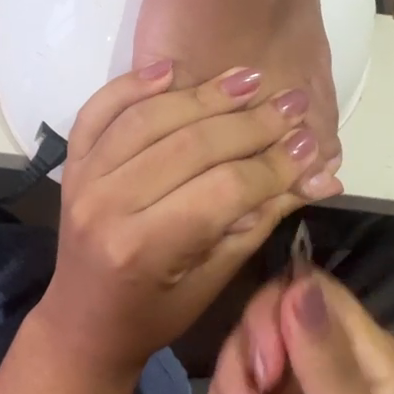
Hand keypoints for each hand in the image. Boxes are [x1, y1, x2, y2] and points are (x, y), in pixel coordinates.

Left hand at [33, 63, 343, 376]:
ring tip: (249, 79)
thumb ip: (261, 220)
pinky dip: (134, 85)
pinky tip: (172, 70)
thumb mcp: (215, 279)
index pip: (224, 190)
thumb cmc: (156, 313)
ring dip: (203, 94)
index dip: (273, 164)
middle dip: (250, 123)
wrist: (83, 323)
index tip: (311, 143)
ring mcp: (83, 179)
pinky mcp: (72, 162)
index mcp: (144, 248)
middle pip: (189, 145)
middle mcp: (107, 205)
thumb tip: (321, 176)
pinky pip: (100, 110)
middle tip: (292, 103)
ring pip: (148, 118)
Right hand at [205, 274, 393, 393]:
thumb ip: (328, 366)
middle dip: (243, 372)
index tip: (263, 367)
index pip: (307, 289)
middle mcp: (327, 352)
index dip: (274, 315)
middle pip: (263, 320)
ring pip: (239, 358)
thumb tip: (301, 287)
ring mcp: (297, 379)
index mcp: (362, 348)